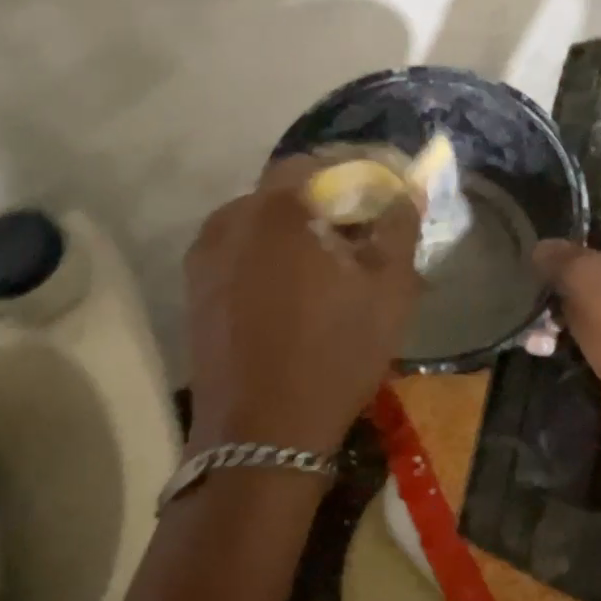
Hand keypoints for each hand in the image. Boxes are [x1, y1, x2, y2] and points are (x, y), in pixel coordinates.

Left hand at [184, 156, 422, 452]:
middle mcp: (228, 223)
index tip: (379, 197)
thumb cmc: (332, 354)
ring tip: (328, 269)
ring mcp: (204, 261)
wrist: (261, 437)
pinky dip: (269, 260)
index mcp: (272, 210)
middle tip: (359, 235)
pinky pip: (239, 257)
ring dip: (294, 233)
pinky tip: (295, 296)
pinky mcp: (195, 296)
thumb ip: (399, 227)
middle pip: (283, 193)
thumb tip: (406, 193)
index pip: (313, 163)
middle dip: (324, 205)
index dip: (352, 174)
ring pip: (258, 226)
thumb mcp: (389, 289)